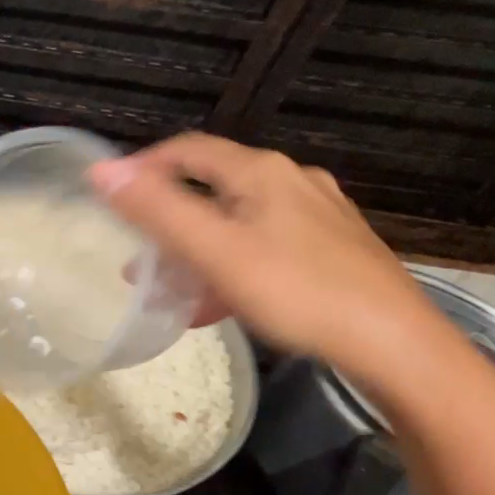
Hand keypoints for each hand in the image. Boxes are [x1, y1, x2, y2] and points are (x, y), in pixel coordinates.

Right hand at [90, 132, 449, 382]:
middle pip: (212, 187)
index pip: (188, 150)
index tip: (112, 197)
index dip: (143, 167)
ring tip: (169, 287)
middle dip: (167, 218)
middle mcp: (291, 182)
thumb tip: (101, 169)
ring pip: (237, 221)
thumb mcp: (215, 251)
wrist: (394, 343)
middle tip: (138, 253)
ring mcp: (317, 216)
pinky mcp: (332, 249)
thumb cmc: (297, 292)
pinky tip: (218, 304)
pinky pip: (263, 246)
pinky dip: (229, 266)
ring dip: (196, 248)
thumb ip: (157, 211)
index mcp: (261, 173)